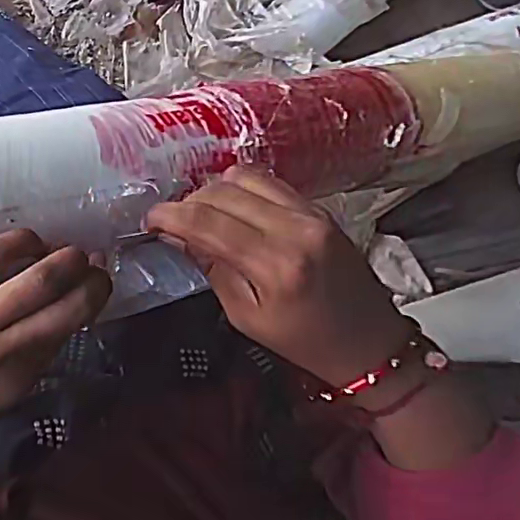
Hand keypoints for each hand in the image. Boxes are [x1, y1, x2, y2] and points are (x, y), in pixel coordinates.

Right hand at [144, 165, 411, 386]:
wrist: (370, 341)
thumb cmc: (304, 342)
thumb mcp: (246, 317)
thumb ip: (212, 269)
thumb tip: (178, 236)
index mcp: (276, 265)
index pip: (207, 222)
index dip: (169, 216)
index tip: (149, 221)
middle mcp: (296, 228)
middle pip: (222, 192)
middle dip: (186, 202)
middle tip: (171, 222)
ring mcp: (312, 212)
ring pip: (244, 177)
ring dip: (212, 191)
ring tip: (200, 214)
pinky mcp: (319, 207)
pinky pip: (268, 182)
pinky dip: (239, 190)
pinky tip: (230, 210)